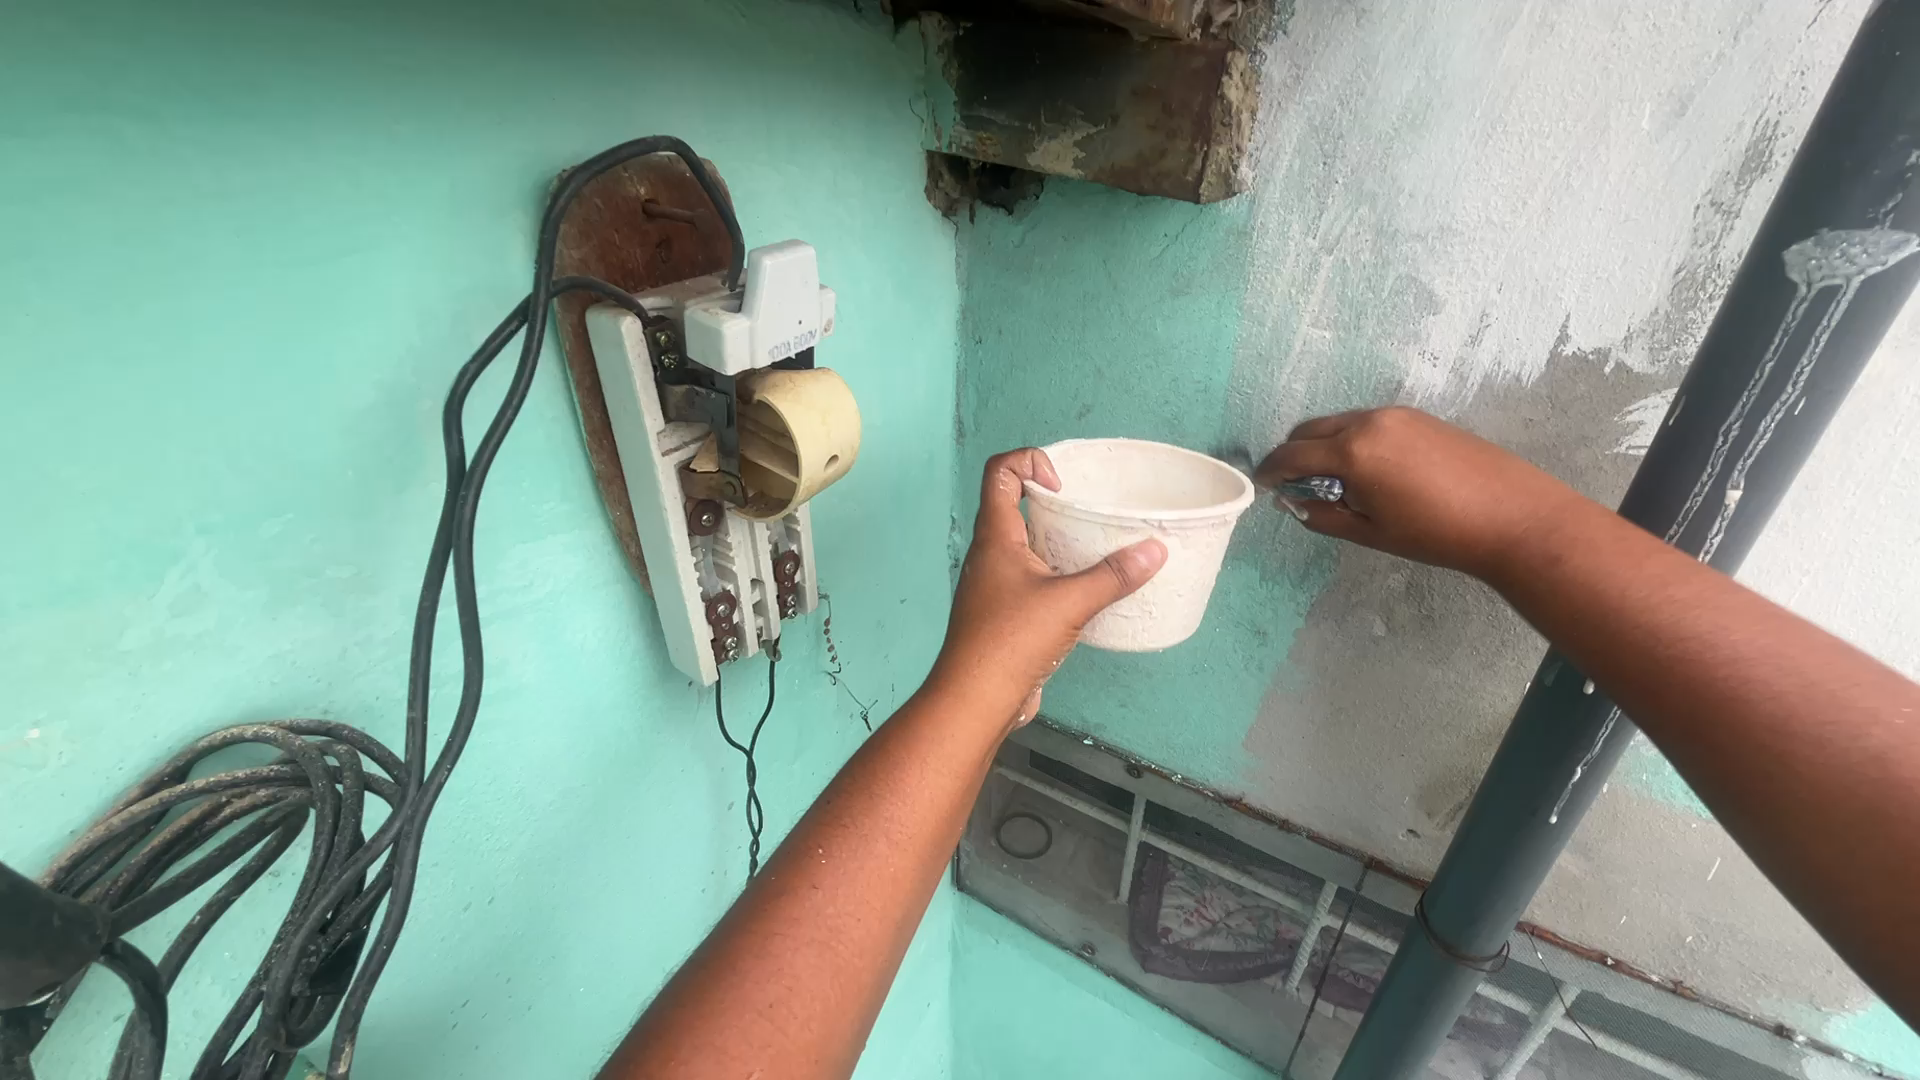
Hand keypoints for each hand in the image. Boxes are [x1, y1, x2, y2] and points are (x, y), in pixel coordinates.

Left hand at [928, 449, 1166, 728]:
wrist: (975, 699)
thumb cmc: (1012, 640)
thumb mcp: (1070, 603)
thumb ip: (1113, 576)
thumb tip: (1155, 550)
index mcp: (995, 536)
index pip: (1000, 472)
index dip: (1030, 462)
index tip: (1062, 486)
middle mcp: (989, 554)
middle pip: (1013, 507)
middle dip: (1051, 502)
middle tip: (1090, 514)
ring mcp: (993, 585)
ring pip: (1023, 547)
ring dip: (1055, 542)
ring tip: (1095, 550)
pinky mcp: (1002, 614)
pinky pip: (1030, 580)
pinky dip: (1055, 576)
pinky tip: (1084, 592)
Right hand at [1254, 407, 1590, 579]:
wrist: (1516, 518)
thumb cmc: (1436, 534)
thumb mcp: (1368, 533)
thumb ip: (1320, 515)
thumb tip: (1295, 502)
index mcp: (1352, 452)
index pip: (1291, 455)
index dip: (1270, 471)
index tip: (1262, 486)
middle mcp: (1369, 422)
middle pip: (1309, 430)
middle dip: (1294, 455)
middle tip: (1296, 486)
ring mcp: (1396, 415)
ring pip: (1338, 423)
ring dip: (1323, 446)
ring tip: (1334, 481)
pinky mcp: (1418, 417)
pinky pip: (1366, 423)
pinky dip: (1350, 441)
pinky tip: (1367, 471)